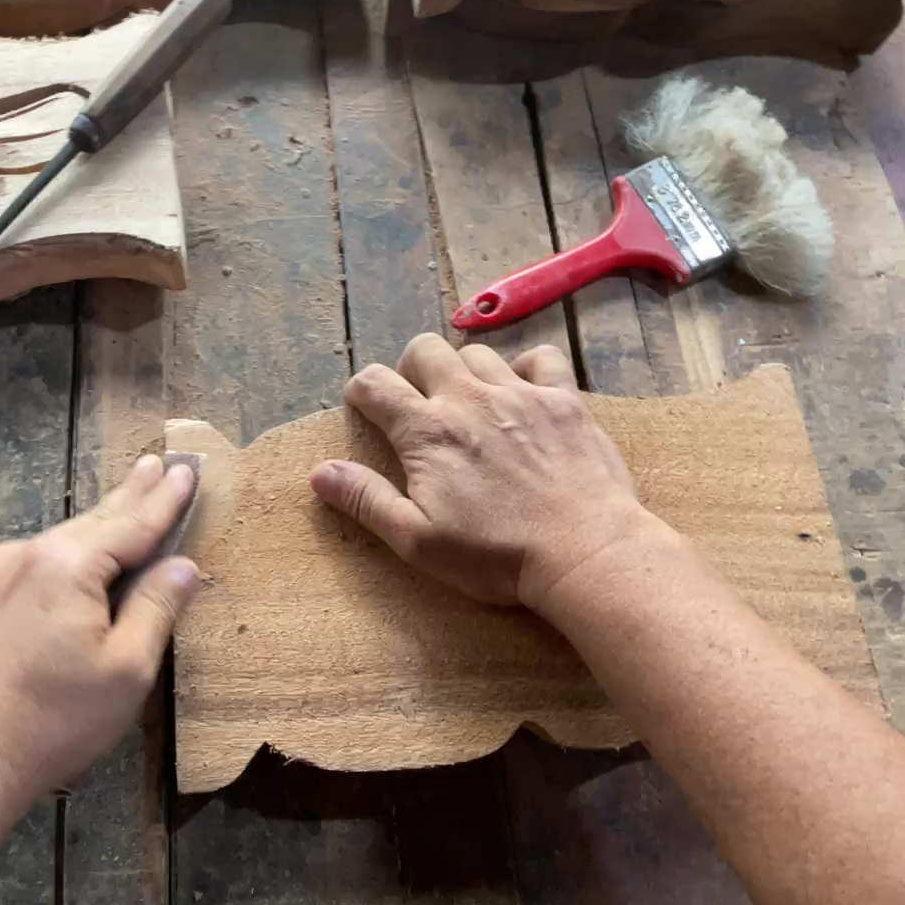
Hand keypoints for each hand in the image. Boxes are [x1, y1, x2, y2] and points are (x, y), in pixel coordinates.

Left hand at [0, 455, 197, 873]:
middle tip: (155, 464)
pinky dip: (66, 552)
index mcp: (67, 566)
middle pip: (94, 521)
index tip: (187, 470)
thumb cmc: (53, 724)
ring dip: (98, 523)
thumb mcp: (125, 671)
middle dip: (129, 495)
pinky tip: (71, 553)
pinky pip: (33, 563)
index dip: (166, 500)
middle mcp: (24, 556)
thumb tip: (182, 565)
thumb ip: (155, 608)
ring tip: (125, 500)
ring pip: (61, 541)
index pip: (133, 524)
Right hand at [310, 334, 646, 608]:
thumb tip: (320, 472)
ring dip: (463, 371)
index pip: (375, 385)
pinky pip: (540, 357)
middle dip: (410, 369)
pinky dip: (524, 368)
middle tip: (418, 405)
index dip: (361, 391)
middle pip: (424, 349)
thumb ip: (366, 500)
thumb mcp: (416, 539)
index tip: (364, 406)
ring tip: (469, 404)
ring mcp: (521, 393)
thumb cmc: (495, 555)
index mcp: (428, 432)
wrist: (585, 551)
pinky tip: (523, 394)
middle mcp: (469, 399)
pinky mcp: (564, 399)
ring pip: (477, 352)